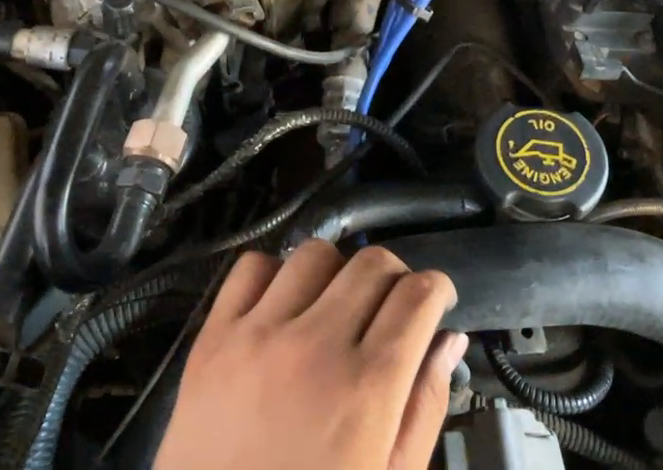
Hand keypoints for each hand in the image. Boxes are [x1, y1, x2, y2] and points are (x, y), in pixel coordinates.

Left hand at [155, 242, 466, 469]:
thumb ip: (425, 407)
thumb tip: (449, 340)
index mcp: (368, 388)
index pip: (418, 295)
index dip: (437, 289)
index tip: (435, 300)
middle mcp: (316, 347)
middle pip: (372, 264)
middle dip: (395, 276)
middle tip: (389, 307)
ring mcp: (259, 336)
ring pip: (315, 254)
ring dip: (337, 272)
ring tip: (335, 305)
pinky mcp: (213, 339)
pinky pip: (250, 268)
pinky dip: (274, 273)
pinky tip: (283, 304)